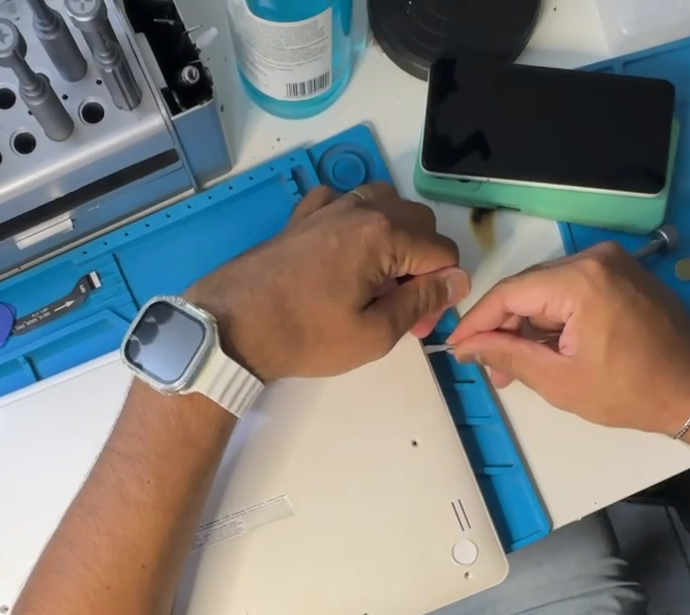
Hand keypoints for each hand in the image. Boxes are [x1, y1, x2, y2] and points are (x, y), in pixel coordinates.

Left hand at [185, 184, 469, 382]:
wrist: (233, 326)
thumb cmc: (305, 336)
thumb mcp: (373, 333)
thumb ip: (421, 303)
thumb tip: (456, 281)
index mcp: (383, 233)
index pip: (442, 250)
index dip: (443, 288)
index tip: (424, 320)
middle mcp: (359, 207)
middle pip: (418, 222)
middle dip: (423, 264)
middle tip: (404, 309)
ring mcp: (328, 206)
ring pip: (385, 206)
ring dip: (395, 241)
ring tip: (377, 285)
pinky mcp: (303, 215)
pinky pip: (345, 204)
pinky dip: (358, 225)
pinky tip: (347, 258)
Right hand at [446, 243, 689, 437]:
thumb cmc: (630, 391)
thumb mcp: (558, 380)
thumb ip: (507, 355)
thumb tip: (465, 347)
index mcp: (579, 280)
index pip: (508, 293)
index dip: (475, 322)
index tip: (455, 348)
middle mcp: (595, 259)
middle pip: (527, 289)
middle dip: (502, 329)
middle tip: (487, 368)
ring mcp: (612, 264)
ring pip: (548, 293)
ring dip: (527, 328)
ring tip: (514, 368)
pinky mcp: (623, 276)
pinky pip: (572, 293)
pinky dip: (553, 321)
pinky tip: (543, 351)